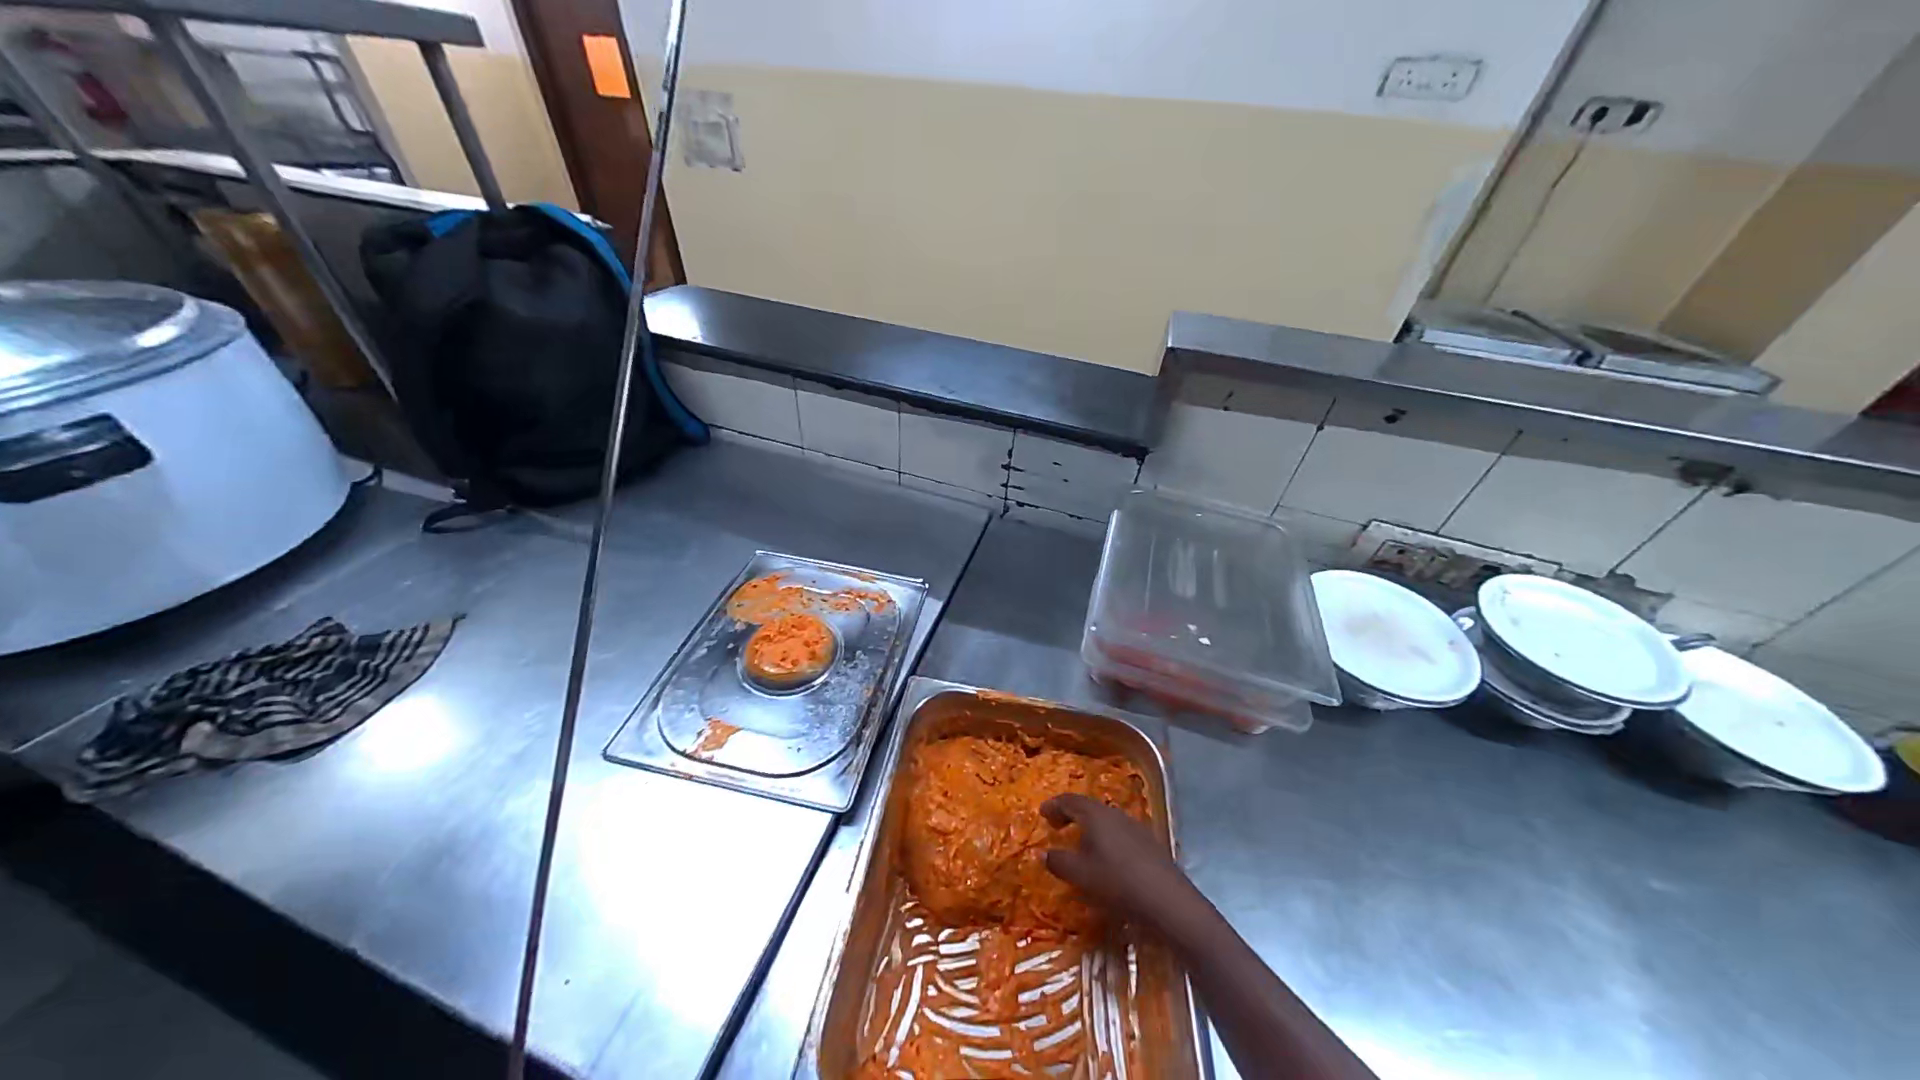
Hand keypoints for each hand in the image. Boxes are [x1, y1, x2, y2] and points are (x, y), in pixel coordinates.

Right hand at [1041, 794, 1210, 934]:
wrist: (1167, 901)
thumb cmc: (1117, 882)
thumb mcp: (1080, 874)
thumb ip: (1058, 861)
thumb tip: (1043, 853)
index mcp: (1096, 815)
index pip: (1070, 801)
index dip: (1054, 806)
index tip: (1043, 814)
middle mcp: (1116, 814)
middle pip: (1090, 808)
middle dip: (1072, 815)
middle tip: (1058, 826)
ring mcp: (1136, 828)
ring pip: (1107, 821)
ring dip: (1090, 829)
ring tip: (1080, 844)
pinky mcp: (1150, 845)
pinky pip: (1120, 834)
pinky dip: (1106, 840)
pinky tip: (1107, 860)